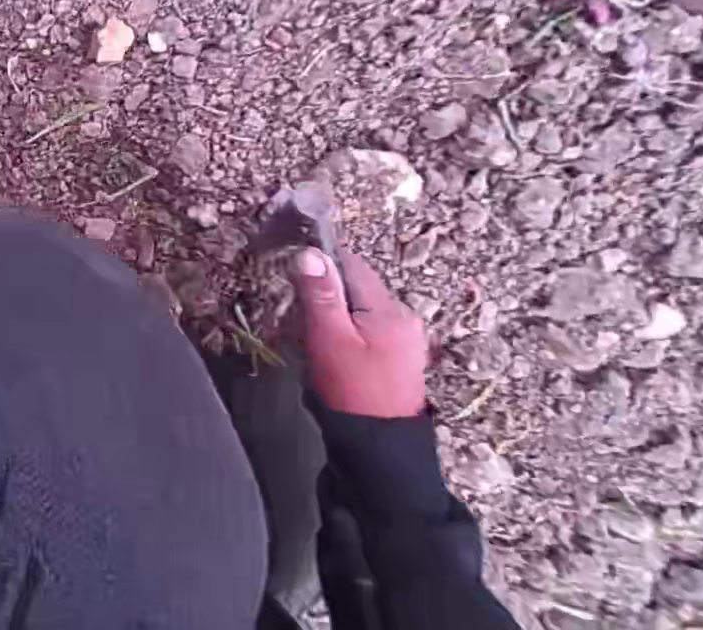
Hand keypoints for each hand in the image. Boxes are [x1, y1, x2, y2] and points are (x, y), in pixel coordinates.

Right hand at [292, 243, 427, 417]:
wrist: (379, 448)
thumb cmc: (351, 389)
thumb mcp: (329, 337)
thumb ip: (321, 294)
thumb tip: (310, 253)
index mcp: (391, 310)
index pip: (351, 265)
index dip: (321, 267)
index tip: (296, 280)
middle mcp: (405, 317)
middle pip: (355, 287)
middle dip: (325, 296)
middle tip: (300, 319)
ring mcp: (405, 338)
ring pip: (358, 308)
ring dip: (333, 315)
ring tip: (313, 338)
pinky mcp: (399, 355)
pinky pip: (366, 327)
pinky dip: (345, 331)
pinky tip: (331, 350)